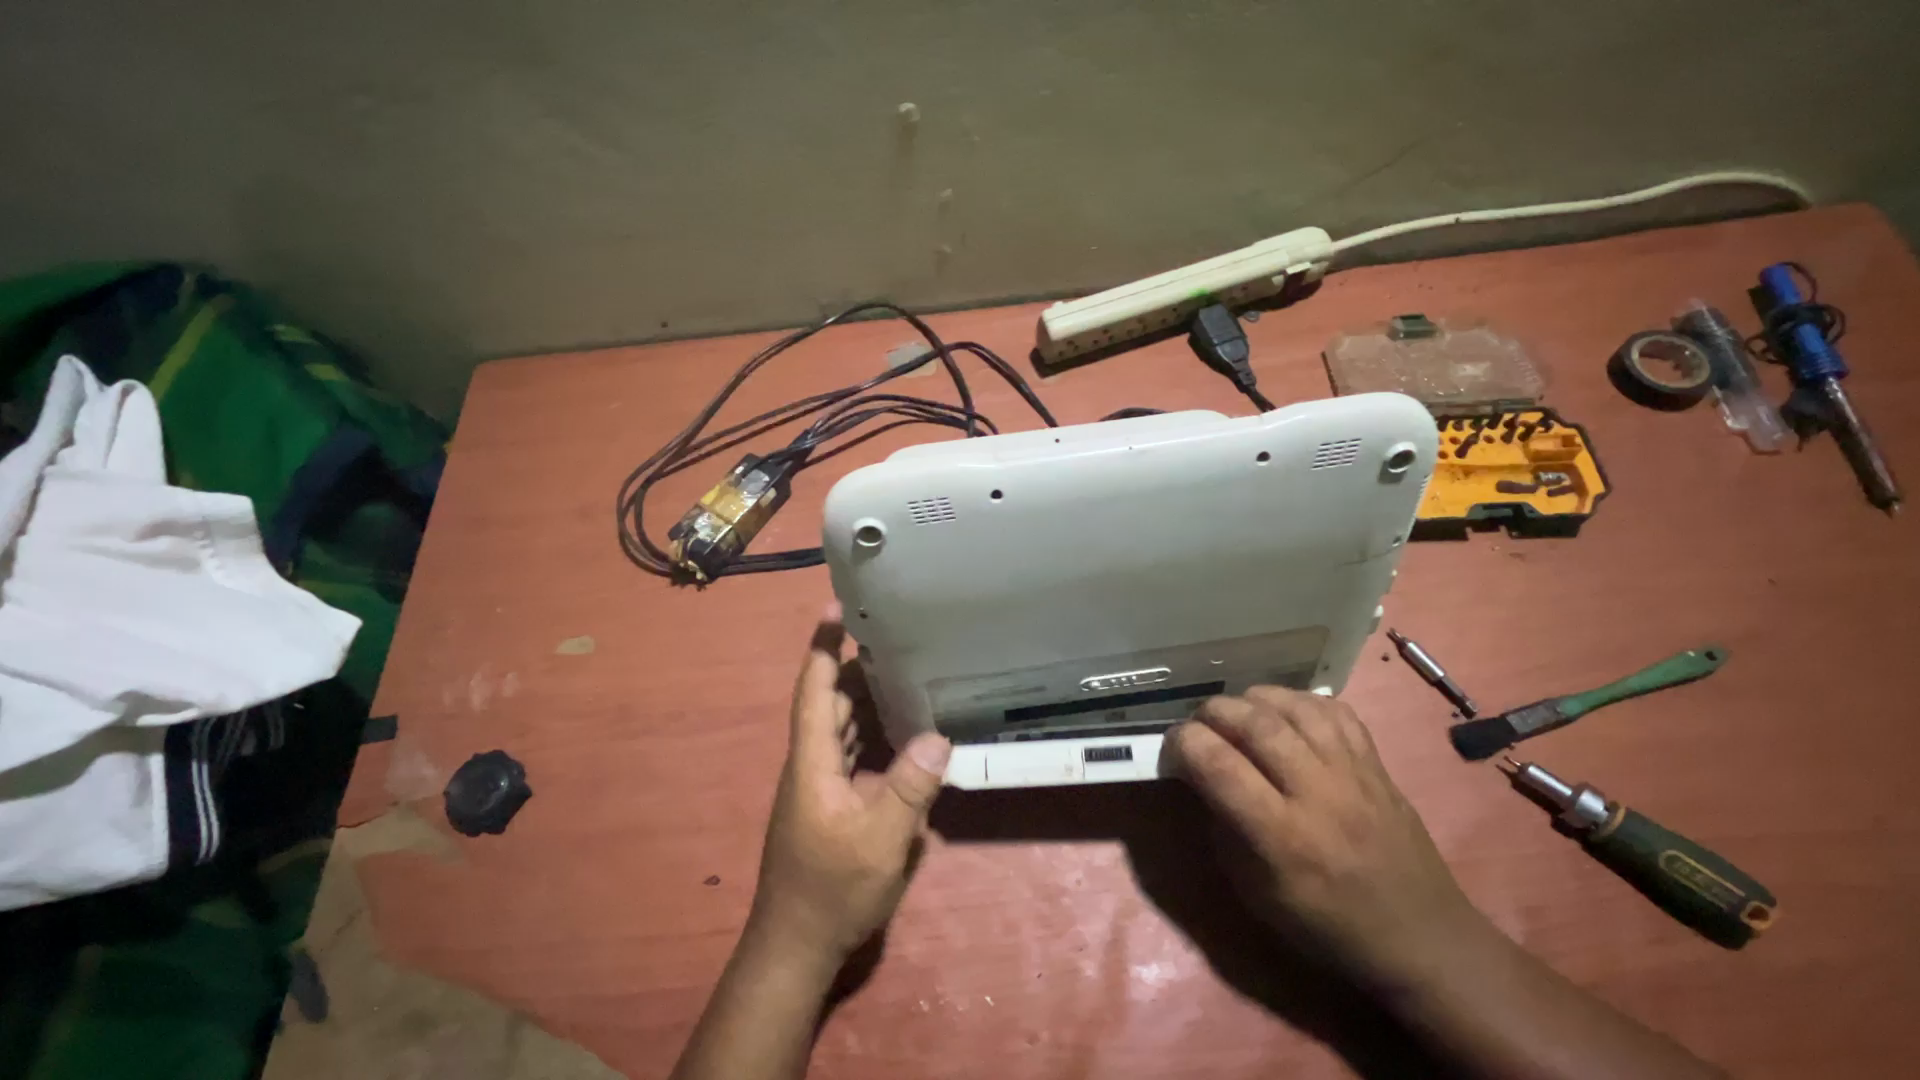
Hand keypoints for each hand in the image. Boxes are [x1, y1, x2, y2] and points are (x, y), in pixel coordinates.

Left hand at [746, 604, 951, 967]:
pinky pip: (851, 754)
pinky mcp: (830, 805)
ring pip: (841, 728)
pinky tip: (903, 735)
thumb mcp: (880, 840)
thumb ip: (908, 787)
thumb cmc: (833, 889)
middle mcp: (811, 764)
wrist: (796, 944)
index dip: (823, 646)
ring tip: (906, 674)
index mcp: (813, 761)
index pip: (814, 689)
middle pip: (830, 702)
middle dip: (855, 666)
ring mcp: (819, 786)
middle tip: (897, 638)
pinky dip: (873, 735)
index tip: (837, 607)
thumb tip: (938, 736)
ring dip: (866, 700)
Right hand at [1163, 686, 1488, 989]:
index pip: (1217, 764)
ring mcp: (1352, 772)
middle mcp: (1316, 793)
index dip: (1182, 744)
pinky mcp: (1376, 763)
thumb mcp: (1255, 893)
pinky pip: (1333, 710)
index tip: (1171, 749)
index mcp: (1280, 836)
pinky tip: (1283, 714)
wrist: (1420, 936)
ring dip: (1252, 700)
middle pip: (1253, 723)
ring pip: (1293, 706)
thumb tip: (1198, 777)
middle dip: (1211, 713)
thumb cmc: (1325, 925)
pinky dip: (1299, 702)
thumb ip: (1222, 828)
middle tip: (1197, 725)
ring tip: (1236, 713)